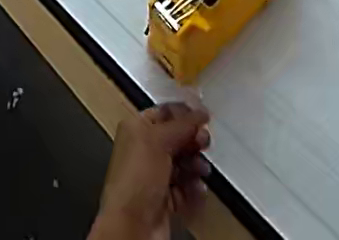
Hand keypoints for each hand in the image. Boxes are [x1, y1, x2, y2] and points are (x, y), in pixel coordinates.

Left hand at [88, 102, 212, 239]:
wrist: (133, 226)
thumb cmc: (139, 176)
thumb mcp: (159, 141)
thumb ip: (181, 126)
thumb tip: (200, 113)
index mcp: (136, 128)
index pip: (163, 113)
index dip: (184, 113)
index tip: (205, 115)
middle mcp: (143, 150)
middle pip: (175, 138)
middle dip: (192, 139)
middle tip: (205, 142)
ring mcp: (153, 176)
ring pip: (181, 164)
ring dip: (195, 165)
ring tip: (202, 170)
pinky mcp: (163, 200)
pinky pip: (184, 189)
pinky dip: (193, 188)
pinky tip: (198, 189)